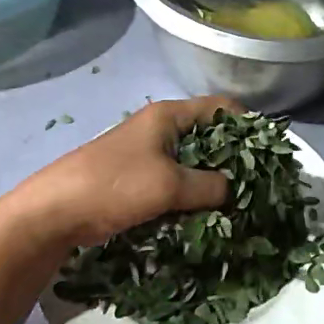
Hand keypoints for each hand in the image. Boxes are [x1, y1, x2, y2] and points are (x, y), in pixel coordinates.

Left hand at [15, 96, 239, 248]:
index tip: (270, 152)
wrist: (54, 212)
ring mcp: (147, 154)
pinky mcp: (138, 179)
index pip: (220, 107)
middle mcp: (160, 128)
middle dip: (233, 158)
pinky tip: (206, 216)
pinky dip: (192, 195)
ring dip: (212, 181)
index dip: (248, 124)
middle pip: (209, 136)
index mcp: (168, 115)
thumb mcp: (169, 184)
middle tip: (257, 185)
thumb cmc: (114, 185)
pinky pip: (175, 182)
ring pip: (192, 162)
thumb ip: (209, 186)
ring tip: (237, 205)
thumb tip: (234, 191)